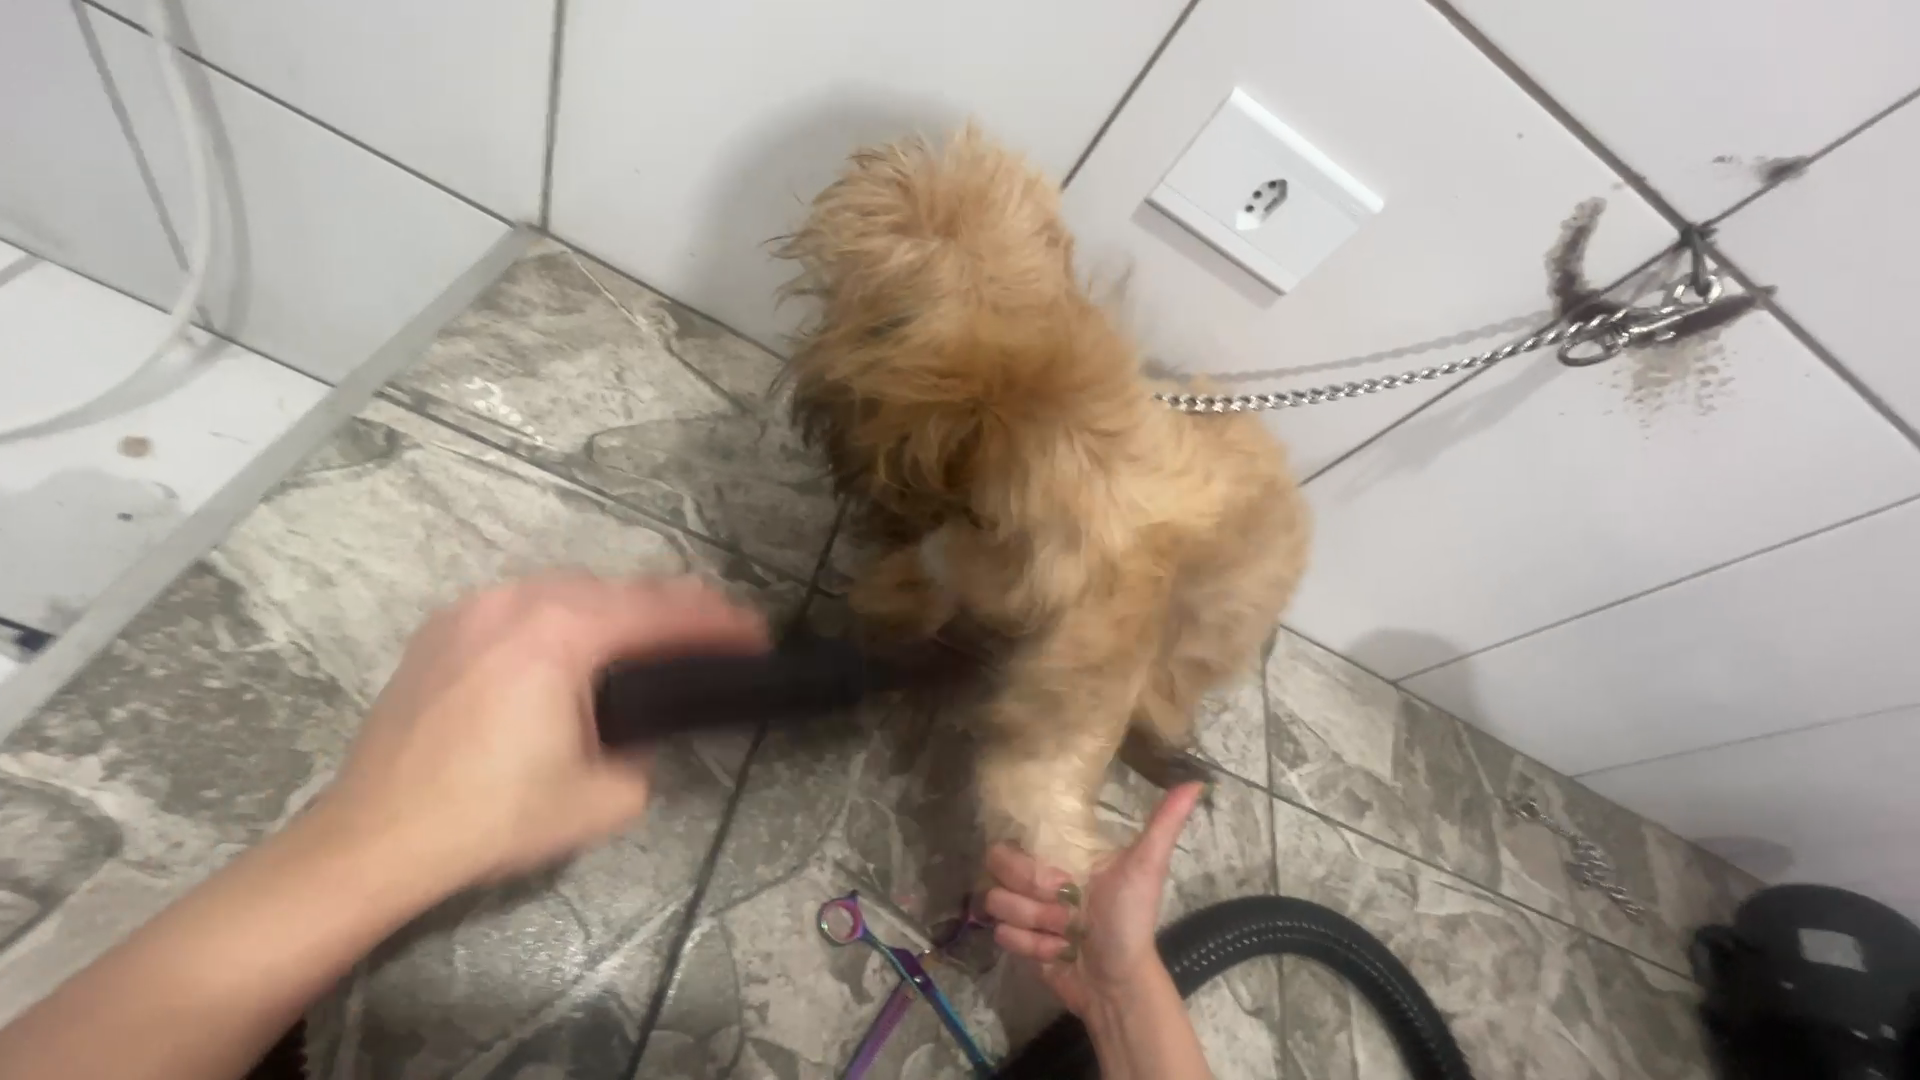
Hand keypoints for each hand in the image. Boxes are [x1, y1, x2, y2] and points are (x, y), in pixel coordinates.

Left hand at [311, 574, 768, 896]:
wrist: (370, 842)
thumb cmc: (493, 817)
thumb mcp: (607, 796)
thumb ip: (651, 748)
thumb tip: (648, 726)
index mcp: (562, 633)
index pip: (662, 612)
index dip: (719, 621)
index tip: (757, 632)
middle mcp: (519, 601)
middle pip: (622, 588)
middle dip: (678, 607)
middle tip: (719, 630)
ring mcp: (475, 608)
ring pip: (575, 588)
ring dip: (625, 607)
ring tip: (659, 632)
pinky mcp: (445, 628)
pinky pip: (529, 602)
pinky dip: (571, 613)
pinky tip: (581, 641)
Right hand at [982, 782, 1202, 1016]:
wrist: (1119, 983)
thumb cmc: (1131, 920)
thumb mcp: (1146, 867)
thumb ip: (1163, 824)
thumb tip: (1196, 782)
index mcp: (1057, 852)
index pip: (1011, 843)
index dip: (1031, 868)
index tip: (1064, 882)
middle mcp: (1034, 875)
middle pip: (996, 871)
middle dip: (1033, 901)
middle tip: (1067, 915)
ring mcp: (1023, 908)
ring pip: (997, 905)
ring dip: (1035, 928)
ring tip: (1067, 937)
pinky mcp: (1018, 940)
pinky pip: (1002, 937)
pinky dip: (1033, 949)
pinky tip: (1059, 954)